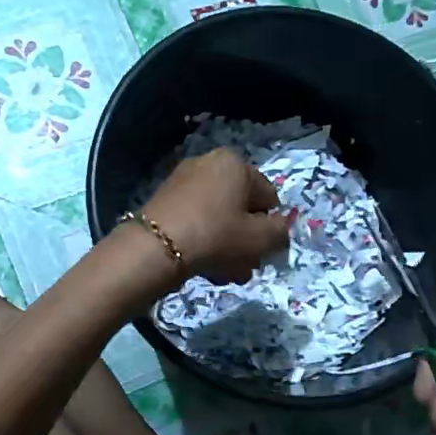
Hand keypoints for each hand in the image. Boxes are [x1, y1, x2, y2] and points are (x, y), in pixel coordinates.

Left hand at [140, 148, 289, 284]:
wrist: (155, 248)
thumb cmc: (217, 236)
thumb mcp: (259, 239)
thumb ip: (279, 232)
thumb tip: (280, 229)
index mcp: (237, 163)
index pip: (269, 198)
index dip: (269, 227)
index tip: (261, 252)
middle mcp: (210, 162)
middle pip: (241, 207)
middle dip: (246, 239)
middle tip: (244, 266)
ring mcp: (184, 179)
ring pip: (219, 216)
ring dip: (228, 244)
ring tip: (225, 271)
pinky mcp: (165, 198)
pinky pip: (197, 218)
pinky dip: (205, 238)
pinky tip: (204, 263)